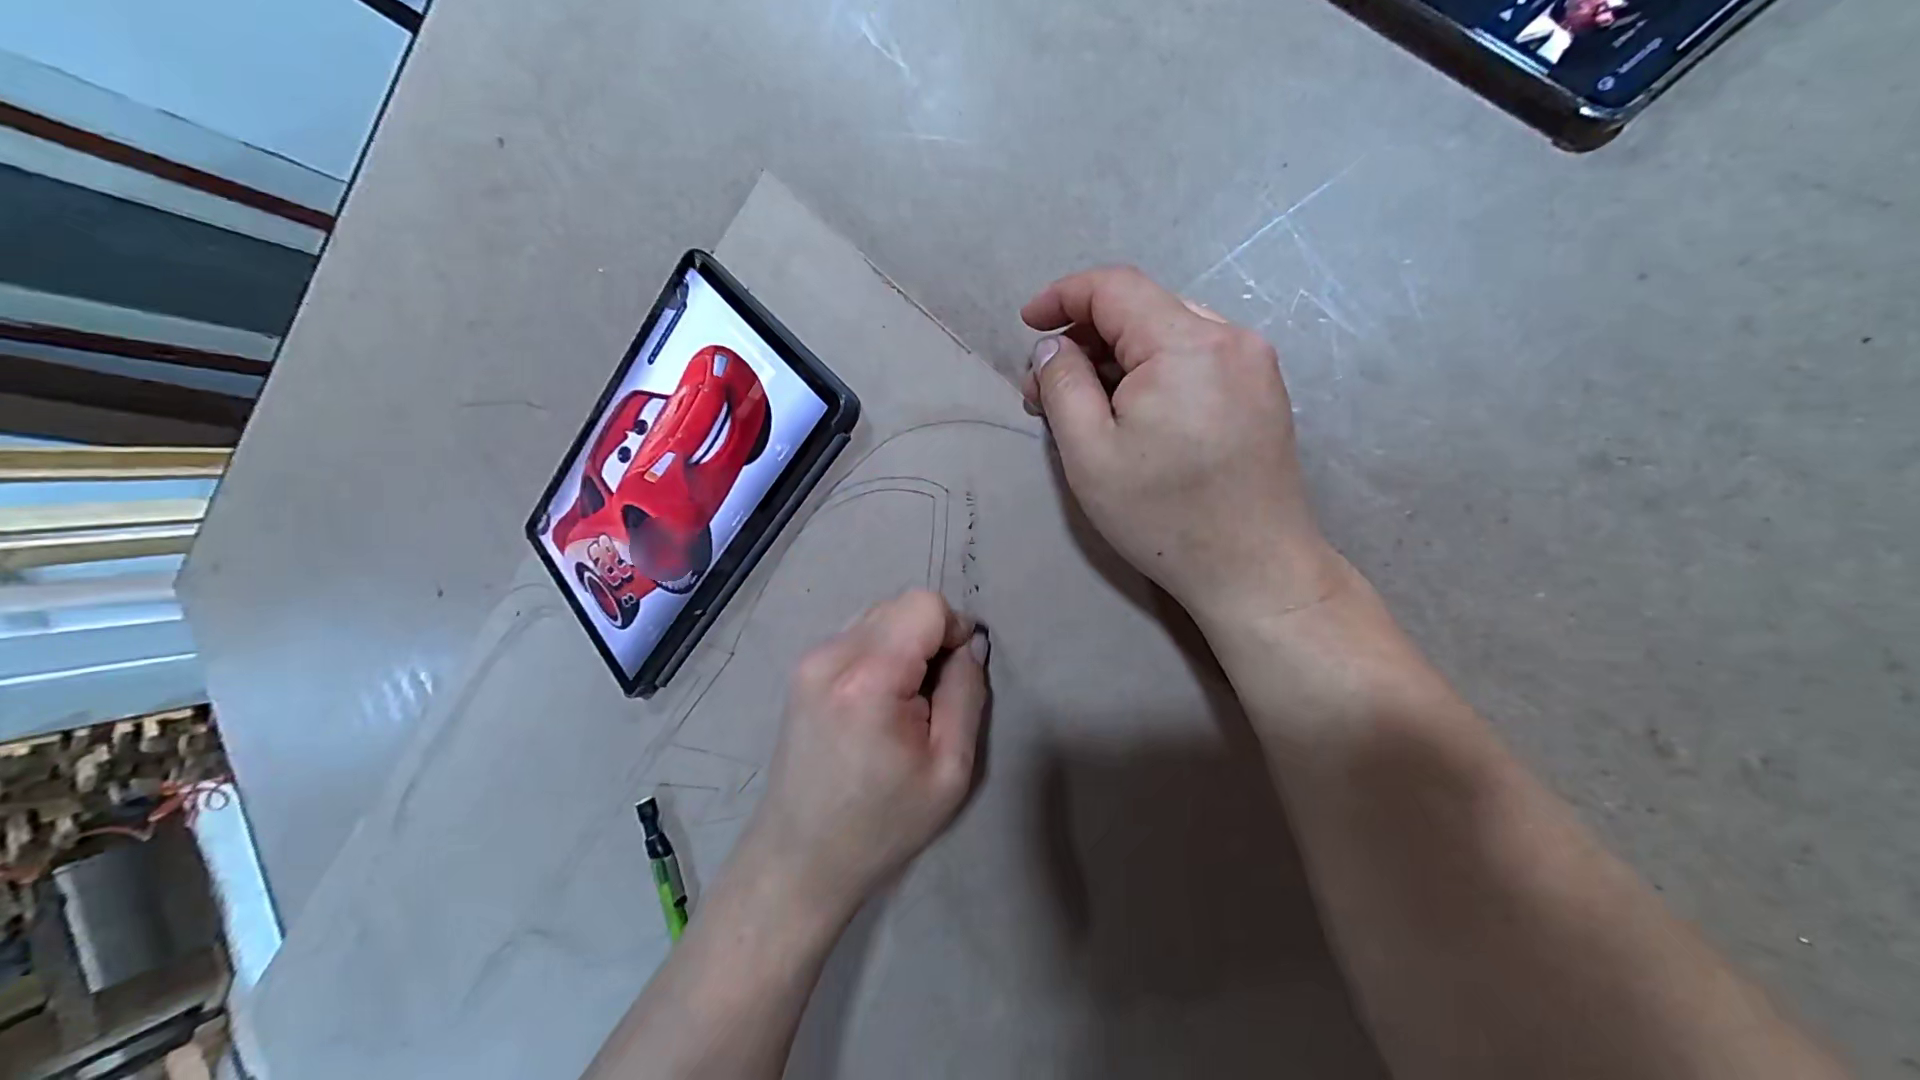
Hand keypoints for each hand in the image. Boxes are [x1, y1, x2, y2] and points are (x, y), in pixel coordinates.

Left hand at [740, 590, 988, 920]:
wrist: (801, 857)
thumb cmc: (883, 823)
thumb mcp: (951, 769)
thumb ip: (967, 693)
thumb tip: (971, 644)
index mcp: (868, 679)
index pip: (924, 604)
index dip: (954, 629)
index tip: (958, 672)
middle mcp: (831, 656)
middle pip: (900, 603)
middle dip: (931, 635)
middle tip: (933, 693)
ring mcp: (809, 660)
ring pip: (878, 615)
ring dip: (905, 643)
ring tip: (904, 700)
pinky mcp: (801, 670)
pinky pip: (856, 635)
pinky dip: (880, 652)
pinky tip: (878, 700)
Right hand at [1020, 266, 1343, 622]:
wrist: (1254, 568)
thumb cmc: (1163, 516)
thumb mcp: (1090, 453)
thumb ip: (1062, 386)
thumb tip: (1052, 347)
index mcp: (1186, 345)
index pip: (1114, 287)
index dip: (1063, 296)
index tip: (1027, 322)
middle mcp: (1229, 338)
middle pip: (1142, 309)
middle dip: (1085, 338)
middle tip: (1046, 388)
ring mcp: (1253, 363)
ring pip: (1168, 334)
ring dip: (1118, 357)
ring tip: (1085, 405)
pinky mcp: (1262, 391)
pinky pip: (1196, 358)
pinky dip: (1154, 371)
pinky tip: (1133, 411)